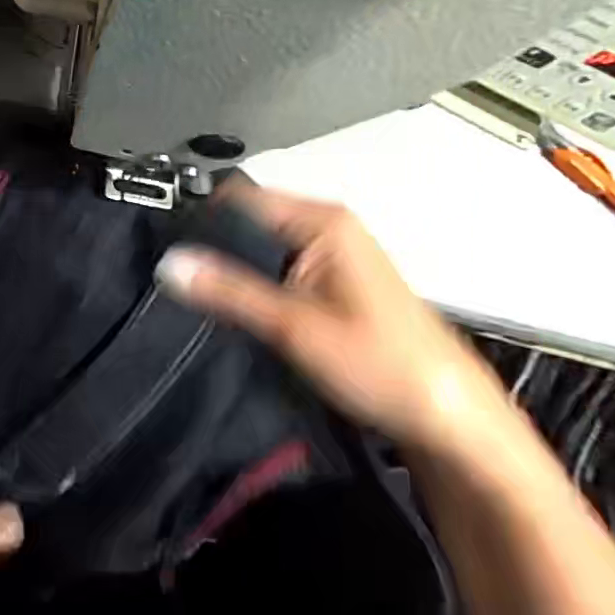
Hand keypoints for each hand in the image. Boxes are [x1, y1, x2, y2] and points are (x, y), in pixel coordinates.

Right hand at [157, 182, 511, 459]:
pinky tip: (238, 305)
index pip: (241, 197)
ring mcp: (334, 251)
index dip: (201, 218)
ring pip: (263, 244)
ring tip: (198, 292)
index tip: (166, 245)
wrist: (448, 416)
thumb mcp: (293, 326)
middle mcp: (329, 224)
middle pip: (250, 219)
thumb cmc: (382, 365)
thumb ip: (228, 291)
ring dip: (235, 266)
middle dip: (215, 245)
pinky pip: (280, 264)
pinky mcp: (334, 278)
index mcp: (323, 220)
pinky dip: (256, 280)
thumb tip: (170, 263)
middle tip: (176, 275)